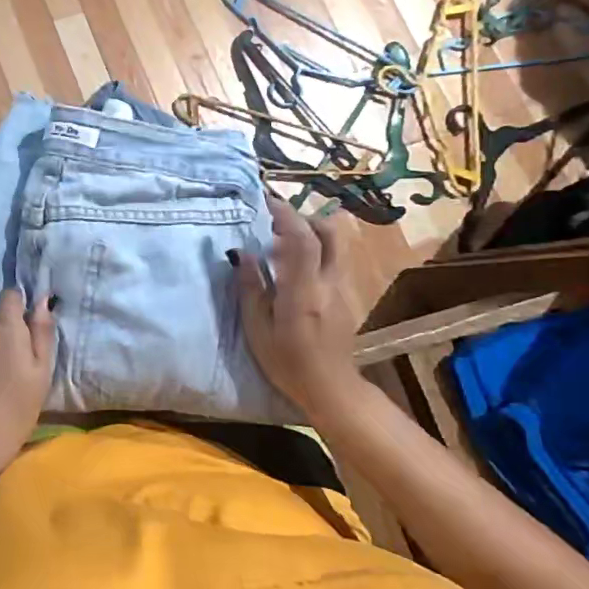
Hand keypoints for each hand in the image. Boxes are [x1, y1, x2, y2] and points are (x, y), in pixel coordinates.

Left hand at [0, 289, 56, 475]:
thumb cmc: (19, 407)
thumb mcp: (42, 371)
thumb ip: (42, 332)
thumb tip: (43, 300)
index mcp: (6, 329)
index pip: (9, 295)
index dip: (19, 302)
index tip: (28, 320)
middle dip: (7, 330)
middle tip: (20, 359)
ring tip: (1, 375)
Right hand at [234, 196, 364, 413]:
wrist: (330, 388)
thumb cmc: (287, 362)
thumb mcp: (257, 328)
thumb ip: (251, 287)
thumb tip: (242, 253)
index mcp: (304, 290)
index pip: (302, 239)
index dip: (285, 214)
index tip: (265, 201)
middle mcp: (329, 282)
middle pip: (328, 232)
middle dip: (303, 218)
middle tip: (275, 222)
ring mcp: (342, 288)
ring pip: (334, 245)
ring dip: (309, 234)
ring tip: (280, 245)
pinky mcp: (345, 296)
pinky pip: (331, 261)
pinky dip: (313, 251)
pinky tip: (291, 269)